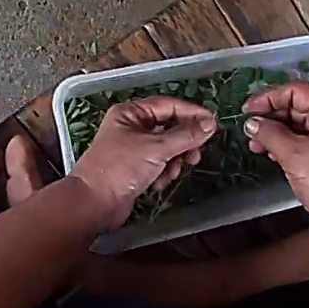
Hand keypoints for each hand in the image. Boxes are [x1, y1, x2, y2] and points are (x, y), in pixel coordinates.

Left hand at [70, 96, 216, 229]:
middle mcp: (130, 127)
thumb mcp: (156, 148)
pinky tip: (159, 182)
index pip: (168, 105)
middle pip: (168, 127)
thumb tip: (210, 123)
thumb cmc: (121, 168)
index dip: (192, 113)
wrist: (95, 202)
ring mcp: (132, 148)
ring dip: (173, 160)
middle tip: (195, 156)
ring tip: (172, 172)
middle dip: (183, 142)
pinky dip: (162, 172)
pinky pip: (158, 164)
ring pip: (166, 148)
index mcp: (130, 113)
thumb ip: (186, 135)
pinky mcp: (134, 168)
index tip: (213, 124)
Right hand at [243, 83, 308, 237]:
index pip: (299, 92)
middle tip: (248, 128)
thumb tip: (251, 123)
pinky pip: (306, 140)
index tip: (247, 111)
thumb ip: (270, 134)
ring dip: (276, 131)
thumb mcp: (296, 156)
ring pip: (301, 124)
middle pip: (300, 106)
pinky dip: (286, 143)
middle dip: (271, 116)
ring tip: (255, 144)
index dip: (269, 98)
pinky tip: (270, 152)